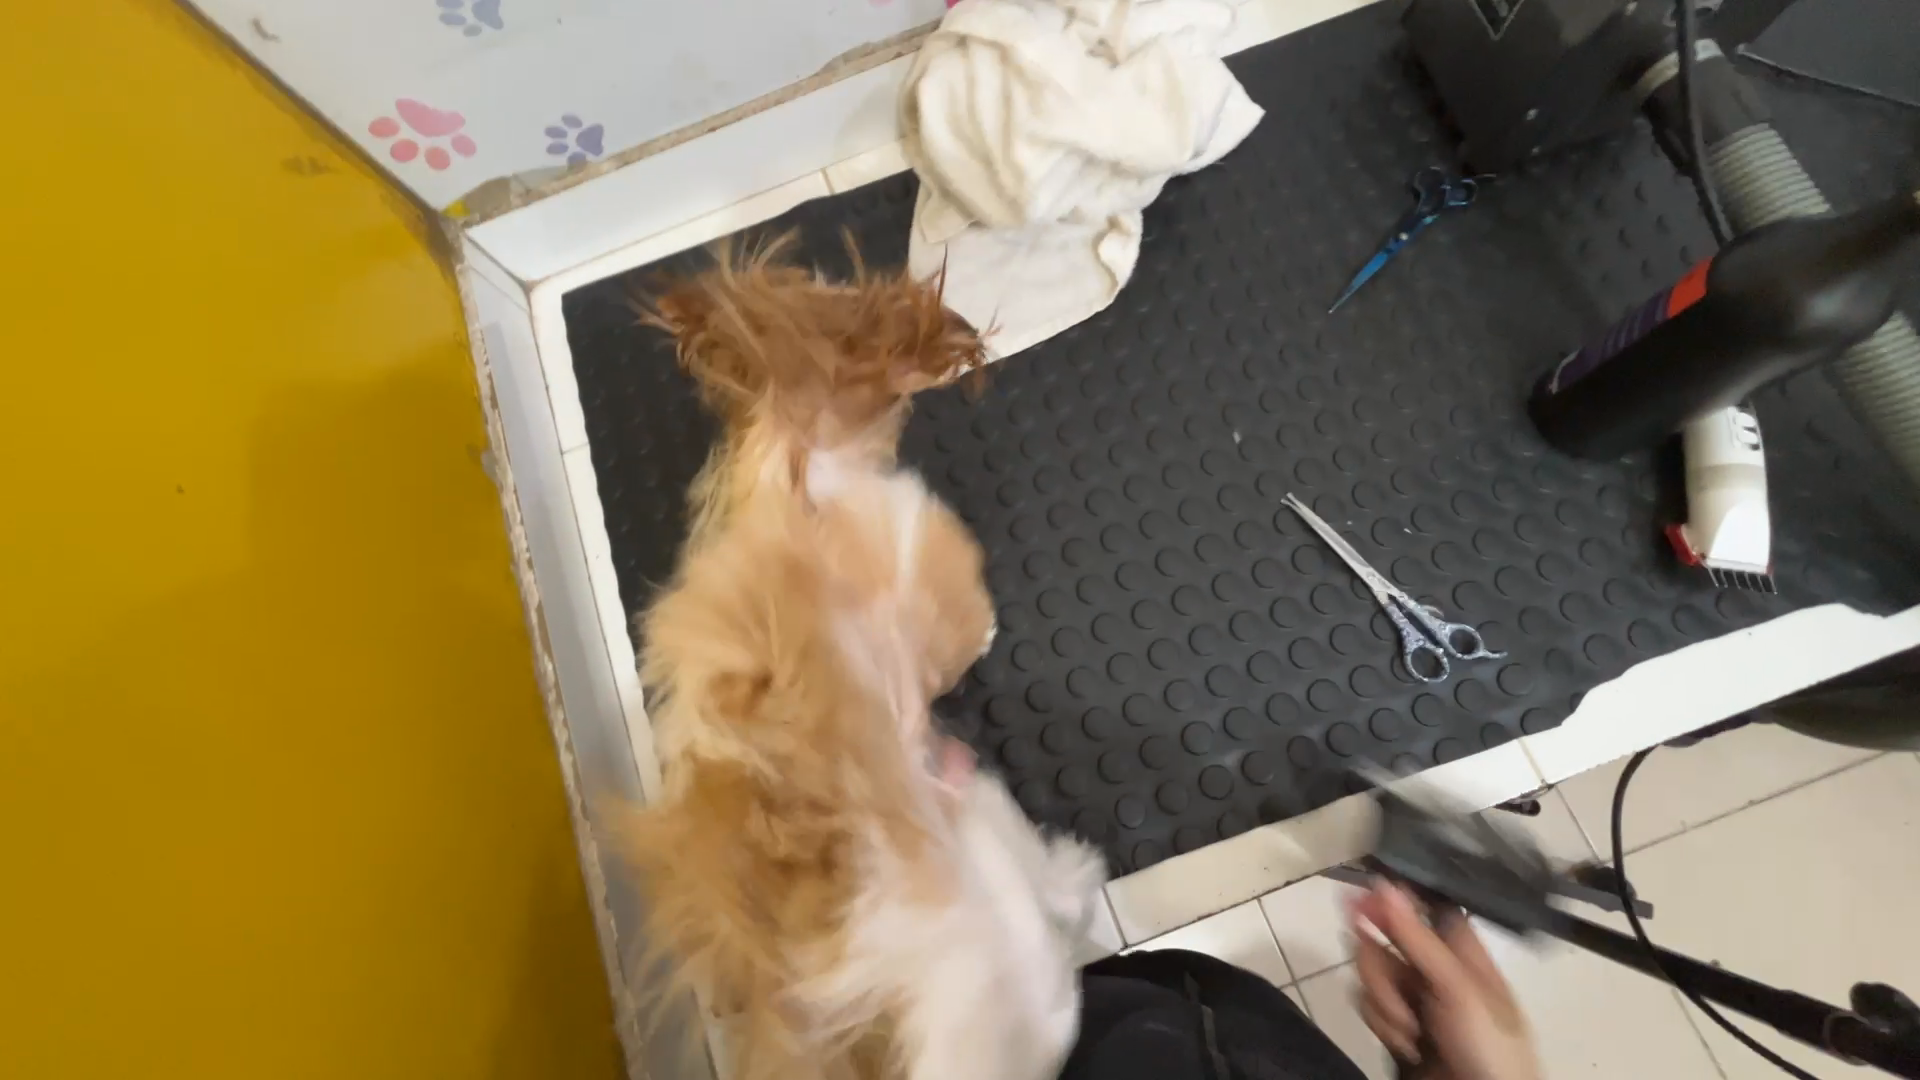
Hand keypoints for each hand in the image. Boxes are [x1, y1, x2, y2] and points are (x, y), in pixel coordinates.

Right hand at [1350, 882, 1541, 1079]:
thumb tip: (1382, 882)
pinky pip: (1365, 999)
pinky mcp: (1394, 1020)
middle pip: (1383, 934)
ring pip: (1369, 967)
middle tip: (1388, 980)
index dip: (1391, 898)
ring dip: (1382, 999)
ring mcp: (1411, 994)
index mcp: (1460, 951)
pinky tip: (1404, 1043)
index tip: (1363, 897)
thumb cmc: (1486, 1046)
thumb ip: (1416, 936)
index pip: (1420, 905)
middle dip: (1378, 961)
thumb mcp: (1457, 989)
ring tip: (1408, 1029)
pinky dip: (1380, 1020)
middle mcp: (1432, 966)